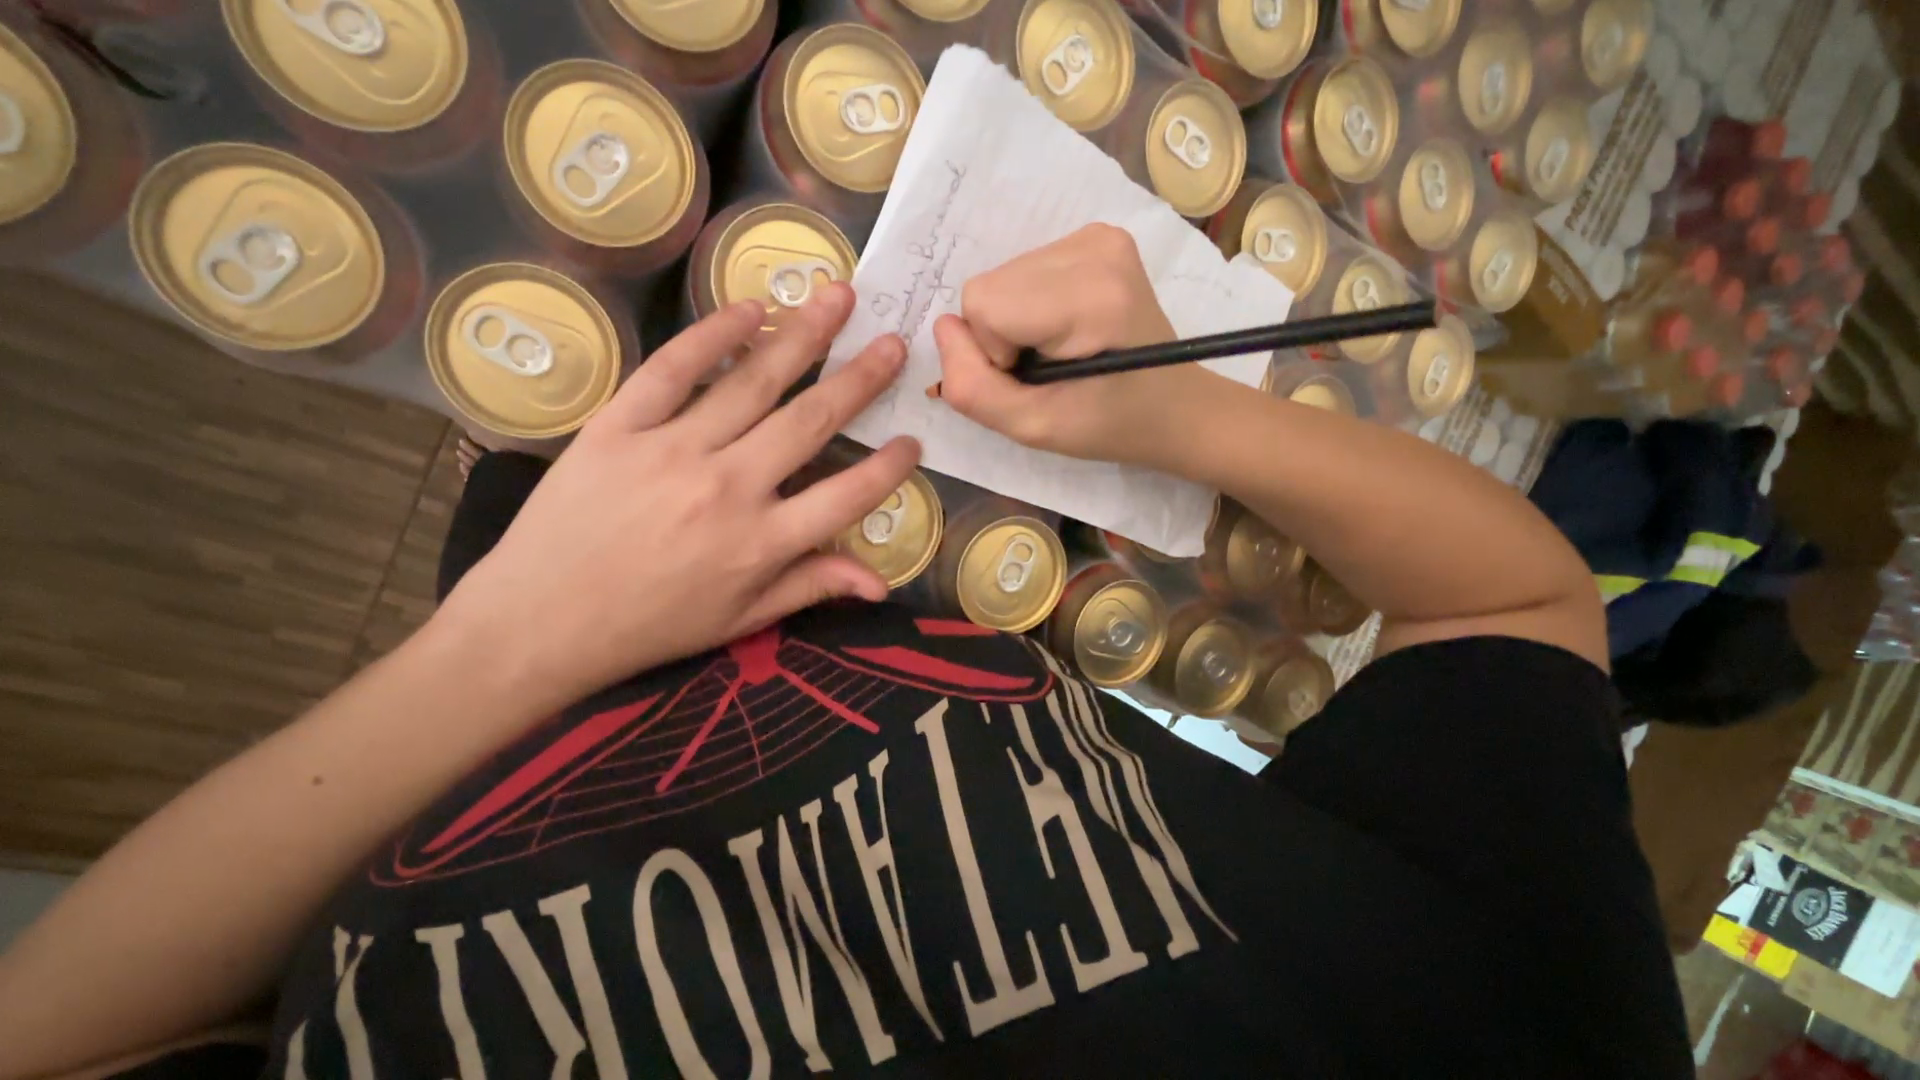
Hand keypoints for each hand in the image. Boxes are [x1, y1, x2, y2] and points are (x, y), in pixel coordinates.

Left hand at [430, 284, 917, 710]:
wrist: (538, 622)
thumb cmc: (648, 626)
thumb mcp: (739, 620)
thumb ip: (810, 586)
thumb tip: (880, 580)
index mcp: (761, 543)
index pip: (847, 495)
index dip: (888, 467)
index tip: (913, 438)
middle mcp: (728, 488)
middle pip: (811, 421)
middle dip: (860, 379)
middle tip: (893, 341)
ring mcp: (672, 450)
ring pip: (752, 382)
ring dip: (803, 336)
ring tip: (839, 297)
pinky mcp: (619, 425)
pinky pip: (673, 369)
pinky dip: (713, 335)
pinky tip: (750, 308)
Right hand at [933, 223, 1221, 462]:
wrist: (1175, 405)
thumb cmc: (1110, 424)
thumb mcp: (1033, 428)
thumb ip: (974, 387)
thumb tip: (944, 328)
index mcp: (1091, 296)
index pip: (984, 301)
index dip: (993, 350)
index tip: (1035, 377)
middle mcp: (1096, 247)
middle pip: (990, 285)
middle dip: (1001, 334)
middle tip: (1047, 367)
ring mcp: (1099, 236)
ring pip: (1003, 276)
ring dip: (1016, 320)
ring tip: (1060, 349)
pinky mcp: (1098, 236)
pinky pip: (1024, 267)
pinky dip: (1031, 303)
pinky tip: (1067, 327)